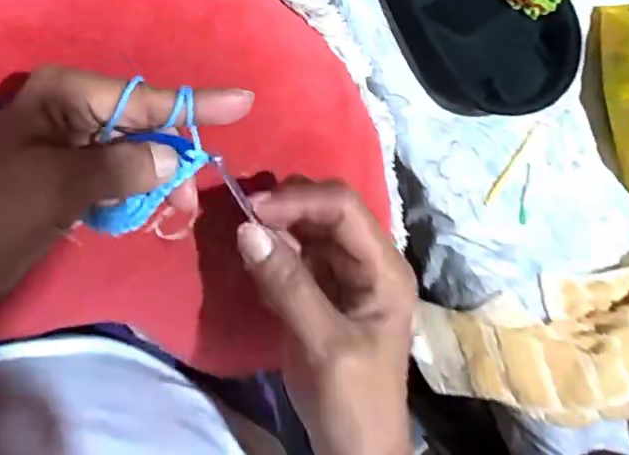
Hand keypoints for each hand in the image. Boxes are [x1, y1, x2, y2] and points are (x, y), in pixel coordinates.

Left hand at [0, 66, 253, 303]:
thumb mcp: (61, 187)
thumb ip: (122, 167)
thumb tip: (173, 154)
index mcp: (63, 92)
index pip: (140, 97)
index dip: (193, 104)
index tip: (243, 101)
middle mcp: (67, 105)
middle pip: (139, 122)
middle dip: (170, 153)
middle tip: (193, 193)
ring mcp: (65, 138)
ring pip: (130, 150)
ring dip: (153, 177)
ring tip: (173, 210)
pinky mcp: (64, 170)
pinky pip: (113, 172)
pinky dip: (132, 190)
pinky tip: (145, 208)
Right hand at [238, 179, 417, 454]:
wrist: (355, 454)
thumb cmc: (354, 403)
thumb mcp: (324, 346)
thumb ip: (288, 284)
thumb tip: (246, 228)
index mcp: (384, 268)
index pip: (342, 206)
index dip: (298, 199)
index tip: (253, 209)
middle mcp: (366, 258)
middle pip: (324, 205)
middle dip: (284, 206)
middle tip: (244, 220)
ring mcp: (342, 269)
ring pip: (304, 221)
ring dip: (273, 224)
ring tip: (246, 241)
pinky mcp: (318, 282)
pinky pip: (290, 245)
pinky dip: (269, 246)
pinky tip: (255, 264)